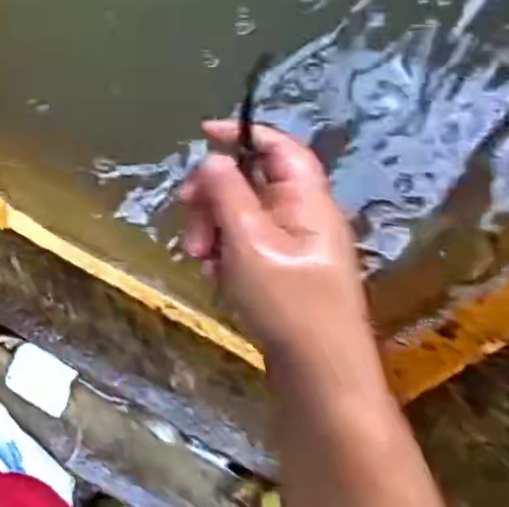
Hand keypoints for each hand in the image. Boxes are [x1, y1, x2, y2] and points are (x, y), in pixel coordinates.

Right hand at [179, 121, 371, 355]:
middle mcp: (302, 217)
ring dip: (209, 222)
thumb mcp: (248, 243)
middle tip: (188, 212)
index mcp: (307, 205)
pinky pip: (241, 235)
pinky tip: (214, 269)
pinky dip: (220, 244)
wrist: (320, 376)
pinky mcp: (281, 264)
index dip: (244, 132)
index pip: (282, 148)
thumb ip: (228, 194)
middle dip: (211, 191)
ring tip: (199, 254)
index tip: (202, 133)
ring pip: (238, 208)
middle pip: (248, 178)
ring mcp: (292, 242)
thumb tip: (213, 157)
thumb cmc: (288, 305)